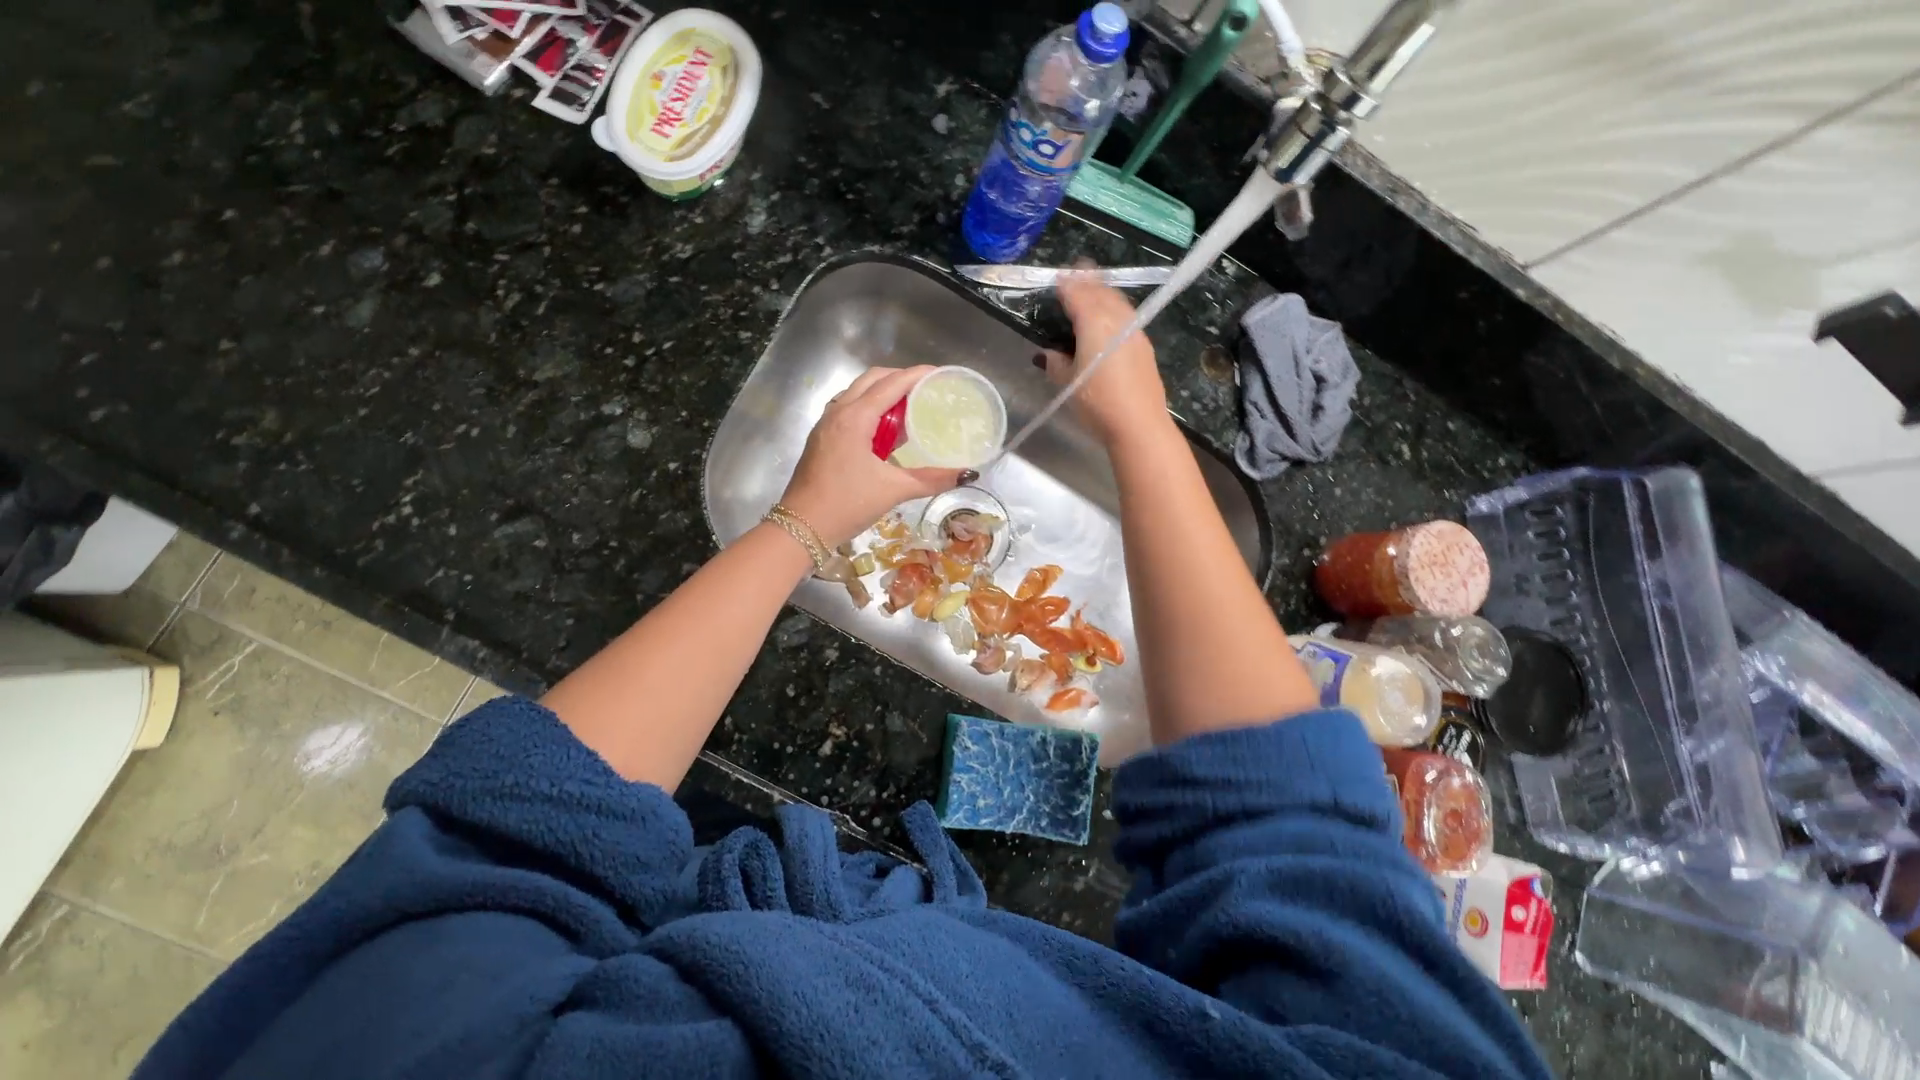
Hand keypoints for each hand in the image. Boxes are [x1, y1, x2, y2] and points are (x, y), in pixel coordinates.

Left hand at [779, 366, 967, 548]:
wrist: (800, 528)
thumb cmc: (846, 505)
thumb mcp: (892, 490)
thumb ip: (931, 479)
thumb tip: (966, 473)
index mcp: (854, 418)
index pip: (891, 383)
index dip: (917, 375)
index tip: (941, 375)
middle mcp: (838, 412)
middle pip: (872, 380)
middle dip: (900, 379)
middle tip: (927, 390)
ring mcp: (826, 425)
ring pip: (858, 393)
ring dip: (883, 393)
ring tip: (910, 408)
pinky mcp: (822, 439)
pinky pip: (849, 410)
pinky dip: (870, 409)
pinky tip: (885, 431)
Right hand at [1037, 267, 1170, 445]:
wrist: (1139, 425)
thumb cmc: (1097, 404)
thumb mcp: (1067, 384)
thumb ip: (1056, 364)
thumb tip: (1050, 354)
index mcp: (1093, 323)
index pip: (1077, 295)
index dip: (1066, 286)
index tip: (1058, 278)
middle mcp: (1117, 319)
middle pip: (1101, 292)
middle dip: (1088, 280)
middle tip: (1078, 270)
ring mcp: (1135, 331)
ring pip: (1117, 302)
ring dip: (1104, 292)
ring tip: (1095, 287)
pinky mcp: (1144, 346)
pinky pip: (1127, 316)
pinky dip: (1115, 308)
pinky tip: (1112, 315)